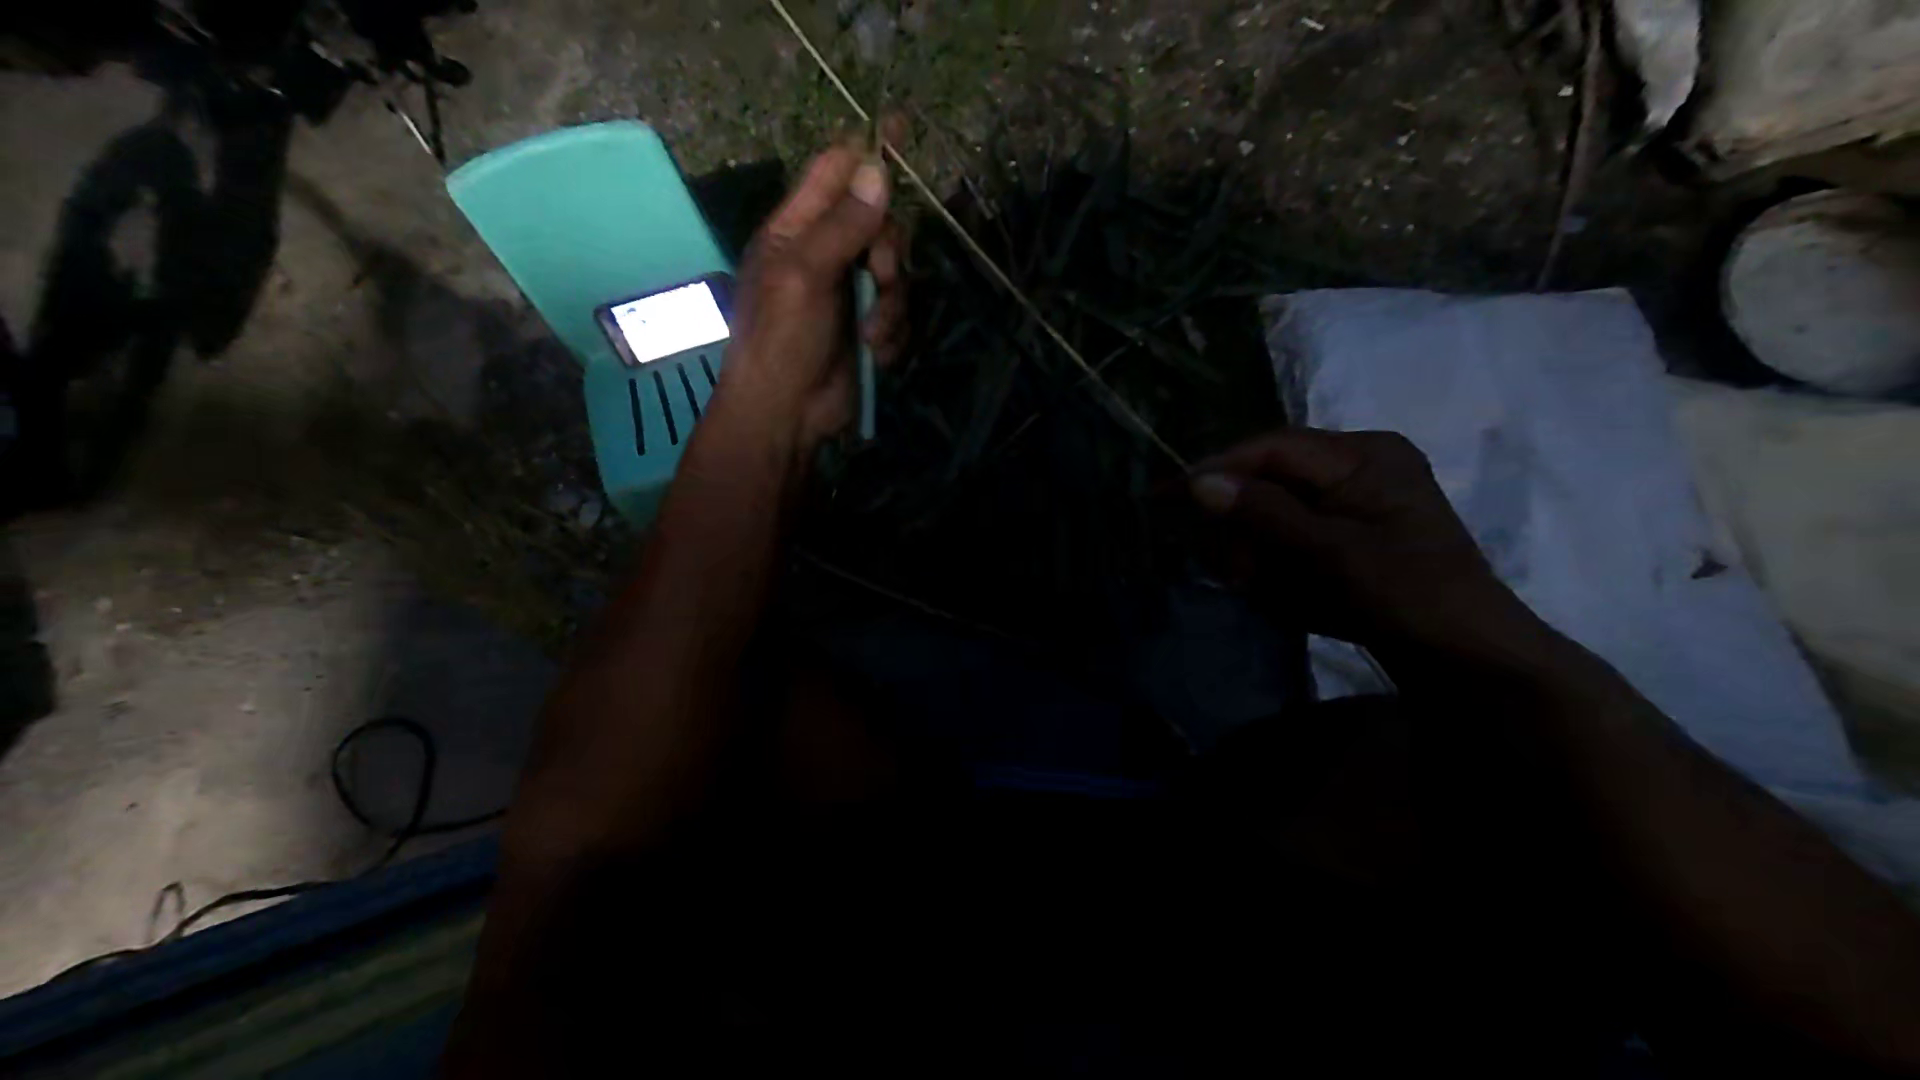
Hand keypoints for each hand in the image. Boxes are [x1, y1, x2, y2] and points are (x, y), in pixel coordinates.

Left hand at [715, 141, 907, 459]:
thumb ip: (841, 225)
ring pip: (896, 274)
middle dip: (887, 253)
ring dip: (892, 304)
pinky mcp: (869, 330)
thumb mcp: (805, 275)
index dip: (866, 153)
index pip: (833, 174)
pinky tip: (877, 353)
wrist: (788, 415)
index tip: (904, 131)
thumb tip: (877, 170)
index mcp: (795, 231)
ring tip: (872, 333)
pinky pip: (900, 314)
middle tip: (877, 278)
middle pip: (878, 224)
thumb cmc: (781, 341)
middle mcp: (825, 256)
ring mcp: (849, 295)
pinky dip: (893, 335)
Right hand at [1189, 428, 1543, 657]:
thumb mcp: (1331, 553)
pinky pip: (1288, 535)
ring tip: (1259, 585)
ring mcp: (1351, 500)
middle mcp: (1356, 466)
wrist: (1466, 656)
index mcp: (1365, 455)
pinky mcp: (1343, 532)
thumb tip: (1199, 483)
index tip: (1172, 493)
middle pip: (1271, 478)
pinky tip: (1281, 590)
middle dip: (1243, 523)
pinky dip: (1274, 562)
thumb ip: (1264, 514)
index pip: (1275, 448)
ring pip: (1273, 511)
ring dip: (1257, 549)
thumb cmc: (1408, 595)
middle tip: (1231, 565)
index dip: (1222, 468)